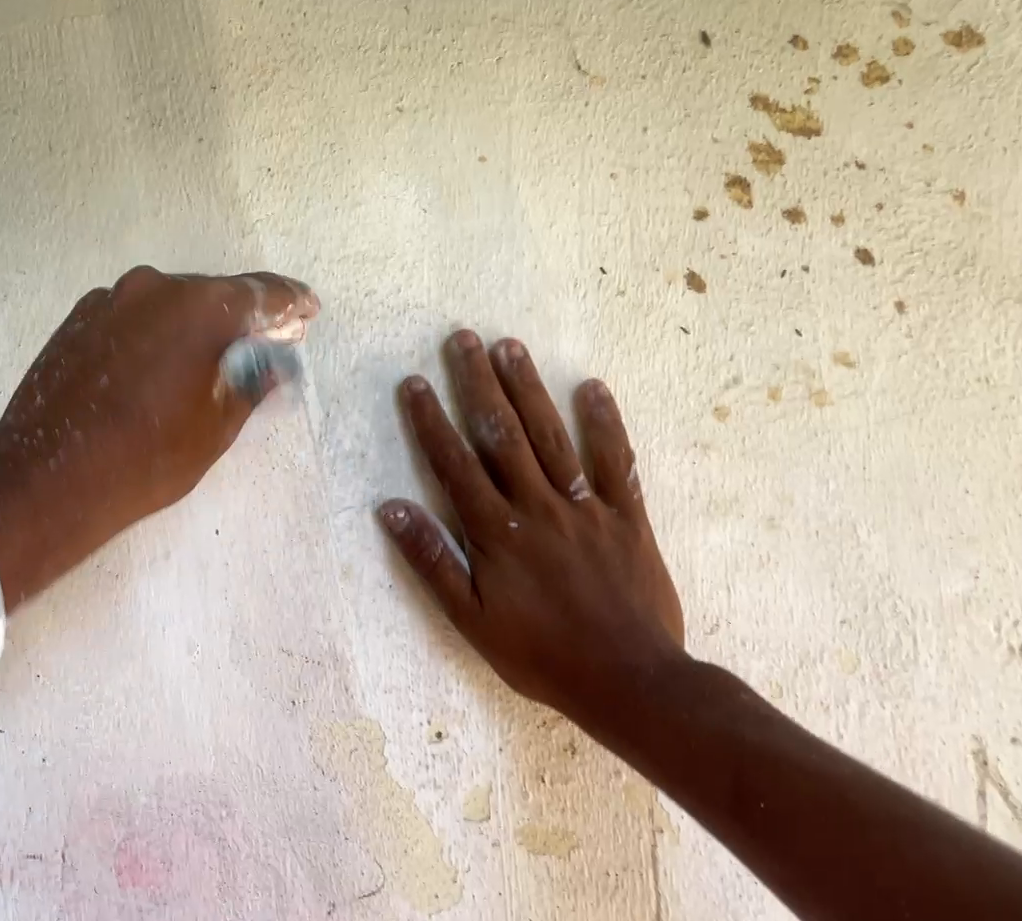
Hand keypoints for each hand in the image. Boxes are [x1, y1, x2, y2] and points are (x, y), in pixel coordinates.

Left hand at [0, 266, 315, 598]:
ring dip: (196, 324)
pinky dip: (156, 333)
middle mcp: (152, 288)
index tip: (308, 309)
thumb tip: (271, 363)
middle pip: (212, 294)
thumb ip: (252, 382)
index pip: (259, 294)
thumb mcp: (216, 427)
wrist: (47, 479)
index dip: (289, 302)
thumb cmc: (146, 458)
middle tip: (270, 336)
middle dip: (243, 315)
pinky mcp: (77, 322)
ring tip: (215, 353)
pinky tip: (163, 361)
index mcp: (197, 306)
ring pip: (168, 305)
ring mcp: (108, 301)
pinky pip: (133, 319)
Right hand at [377, 331, 684, 726]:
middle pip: (502, 435)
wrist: (631, 682)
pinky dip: (606, 424)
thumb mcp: (470, 619)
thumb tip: (390, 509)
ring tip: (510, 346)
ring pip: (552, 437)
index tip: (415, 382)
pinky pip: (616, 463)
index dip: (432, 420)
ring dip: (529, 389)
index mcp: (496, 532)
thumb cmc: (540, 655)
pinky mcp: (628, 517)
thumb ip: (431, 560)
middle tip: (462, 338)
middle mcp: (538, 507)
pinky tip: (593, 388)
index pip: (455, 463)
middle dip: (478, 384)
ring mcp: (586, 508)